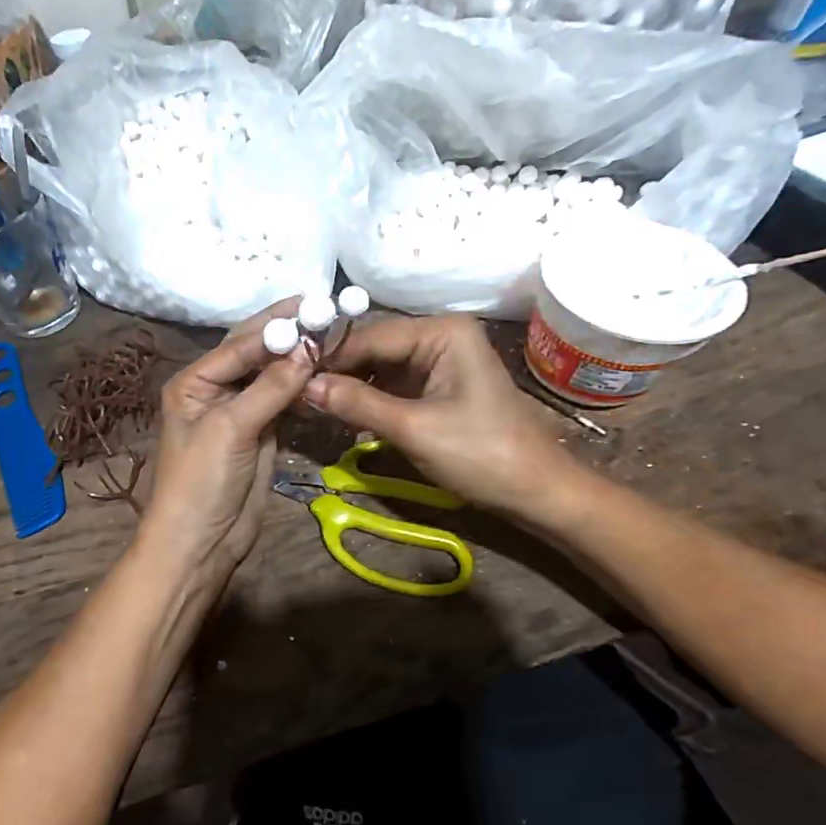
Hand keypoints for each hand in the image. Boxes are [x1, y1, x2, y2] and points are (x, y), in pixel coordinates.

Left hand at [139, 299, 314, 571]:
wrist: (200, 544)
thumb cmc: (201, 481)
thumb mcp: (230, 428)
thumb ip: (269, 388)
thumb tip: (307, 349)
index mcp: (194, 381)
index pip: (239, 344)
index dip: (275, 327)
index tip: (313, 307)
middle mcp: (214, 390)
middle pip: (254, 353)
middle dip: (287, 335)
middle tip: (324, 311)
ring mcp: (239, 412)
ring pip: (272, 376)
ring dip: (299, 360)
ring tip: (333, 339)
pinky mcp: (260, 433)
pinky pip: (283, 401)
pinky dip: (302, 389)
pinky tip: (325, 376)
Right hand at [304, 315, 574, 517]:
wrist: (535, 492)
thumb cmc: (481, 454)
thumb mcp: (413, 428)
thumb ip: (358, 403)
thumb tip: (305, 387)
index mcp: (442, 333)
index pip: (370, 335)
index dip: (329, 357)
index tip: (290, 375)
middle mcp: (439, 338)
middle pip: (373, 348)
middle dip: (337, 372)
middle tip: (295, 392)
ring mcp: (438, 363)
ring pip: (378, 369)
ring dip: (348, 387)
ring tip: (309, 403)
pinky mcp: (435, 388)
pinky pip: (391, 386)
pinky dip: (367, 400)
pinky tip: (339, 412)